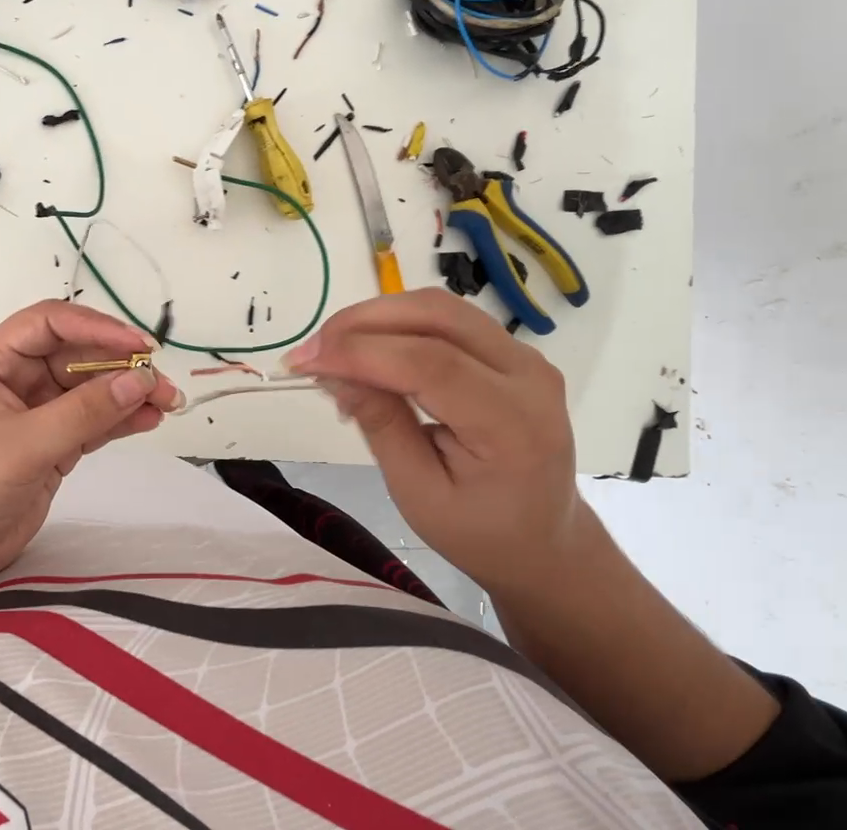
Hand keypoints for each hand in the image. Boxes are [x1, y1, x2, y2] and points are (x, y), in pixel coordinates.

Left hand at [0, 300, 182, 592]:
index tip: (139, 345)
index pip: (49, 324)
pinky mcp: (52, 445)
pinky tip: (149, 420)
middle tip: (163, 383)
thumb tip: (140, 380)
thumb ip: (84, 412)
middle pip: (76, 355)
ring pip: (90, 389)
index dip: (95, 327)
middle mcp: (16, 379)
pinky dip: (120, 420)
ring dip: (127, 392)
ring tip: (169, 402)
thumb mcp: (25, 445)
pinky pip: (92, 421)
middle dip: (120, 364)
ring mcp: (36, 413)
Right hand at [282, 288, 586, 591]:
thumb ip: (381, 425)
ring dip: (374, 319)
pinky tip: (365, 354)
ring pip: (437, 307)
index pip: (430, 362)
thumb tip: (331, 372)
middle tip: (310, 353)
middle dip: (360, 323)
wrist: (543, 540)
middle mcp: (528, 376)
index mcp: (512, 425)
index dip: (360, 352)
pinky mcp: (509, 351)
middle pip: (435, 315)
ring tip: (331, 353)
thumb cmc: (479, 531)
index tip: (303, 362)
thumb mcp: (418, 492)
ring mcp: (523, 357)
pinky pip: (444, 319)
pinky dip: (394, 326)